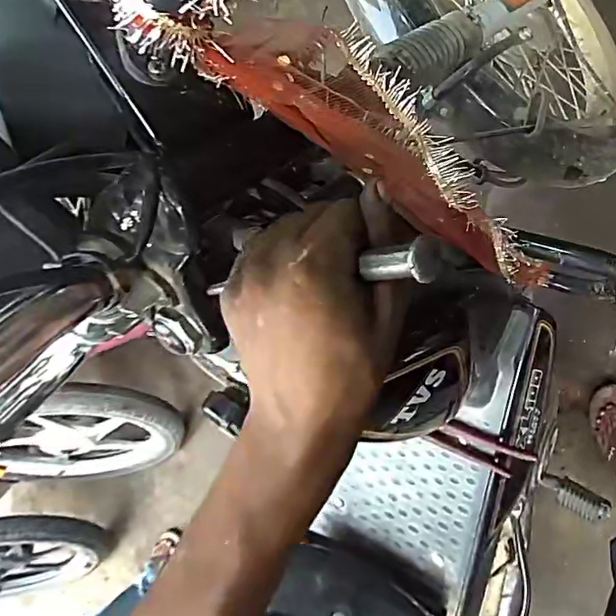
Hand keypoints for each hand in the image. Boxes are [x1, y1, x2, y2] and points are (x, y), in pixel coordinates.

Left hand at [220, 186, 407, 451]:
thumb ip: (386, 248)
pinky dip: (277, 256)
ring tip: (318, 277)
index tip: (369, 259)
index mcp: (312, 264)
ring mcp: (243, 274)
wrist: (297, 421)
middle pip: (310, 213)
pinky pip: (258, 249)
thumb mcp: (387, 314)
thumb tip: (379, 194)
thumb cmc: (351, 374)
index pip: (343, 210)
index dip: (364, 230)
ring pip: (282, 227)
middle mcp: (270, 259)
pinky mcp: (229, 289)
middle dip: (335, 231)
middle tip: (348, 270)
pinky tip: (291, 286)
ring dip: (305, 239)